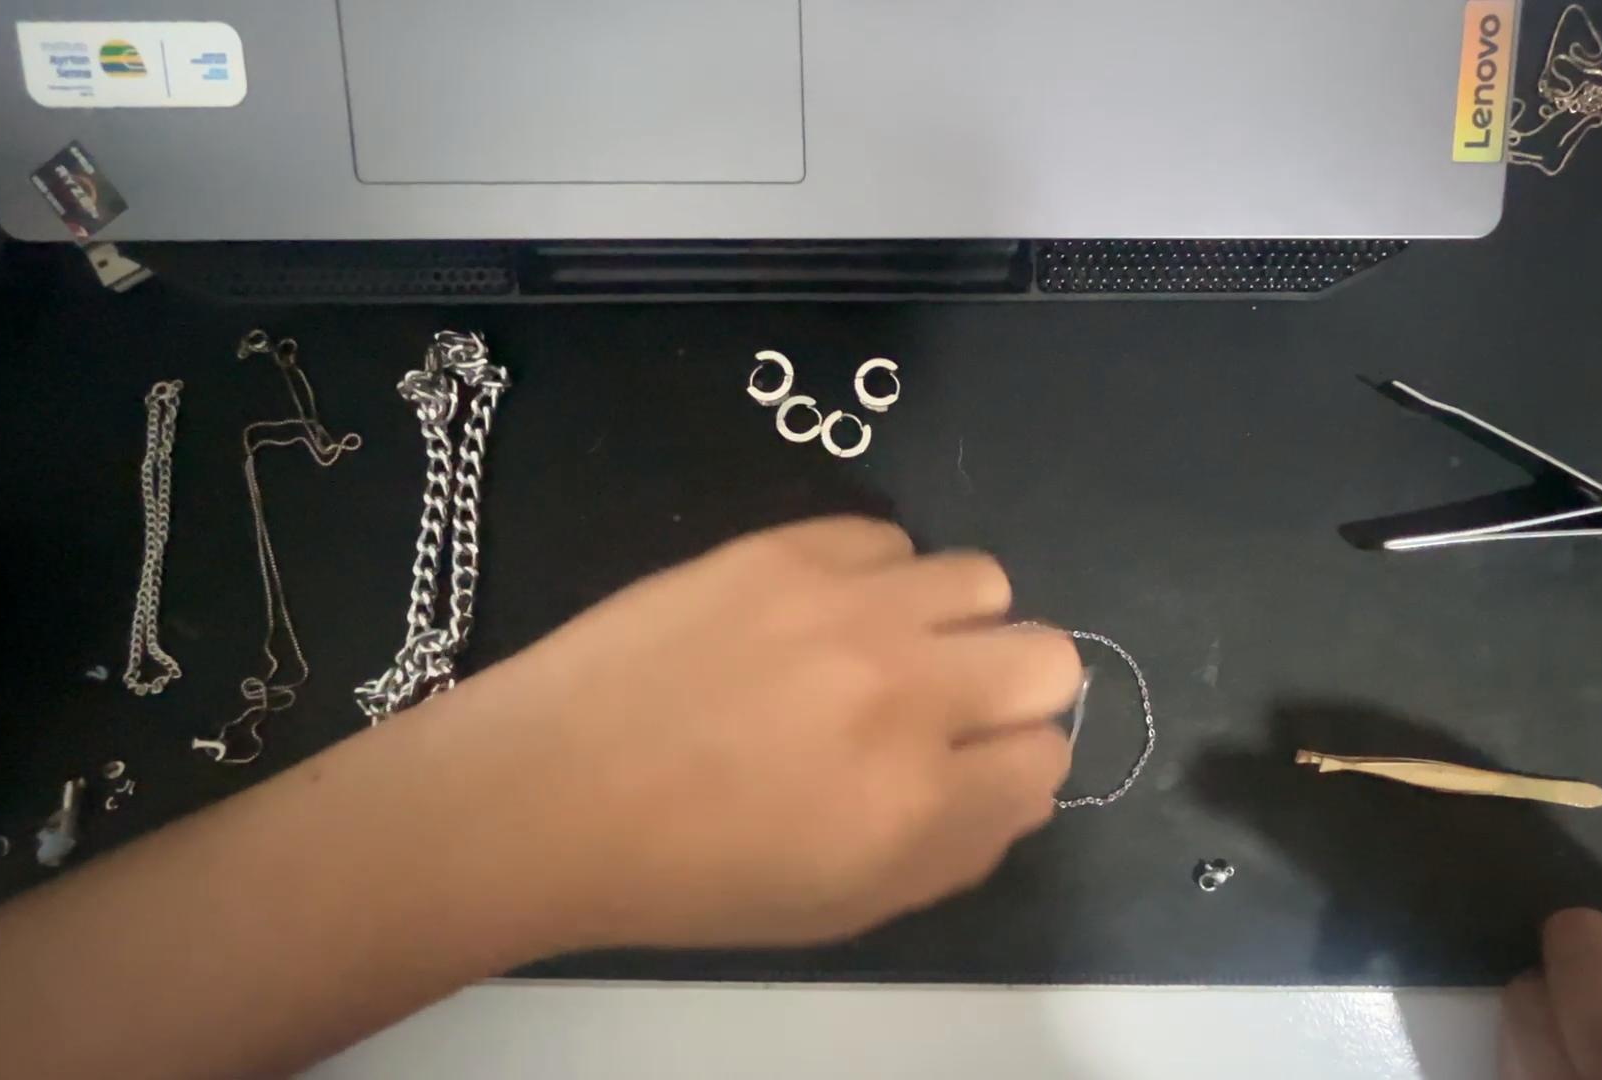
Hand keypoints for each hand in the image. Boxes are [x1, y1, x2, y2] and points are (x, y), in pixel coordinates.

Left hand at [433, 517, 1080, 951]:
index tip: (972, 764)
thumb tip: (1020, 779)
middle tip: (951, 702)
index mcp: (917, 800)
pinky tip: (828, 610)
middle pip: (1049, 656)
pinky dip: (882, 579)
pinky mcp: (791, 547)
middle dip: (1017, 689)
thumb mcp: (846, 906)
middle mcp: (904, 690)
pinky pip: (893, 541)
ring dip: (957, 621)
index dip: (1016, 764)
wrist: (552, 787)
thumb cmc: (698, 872)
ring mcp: (849, 604)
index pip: (1047, 757)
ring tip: (894, 643)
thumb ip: (961, 849)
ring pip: (984, 580)